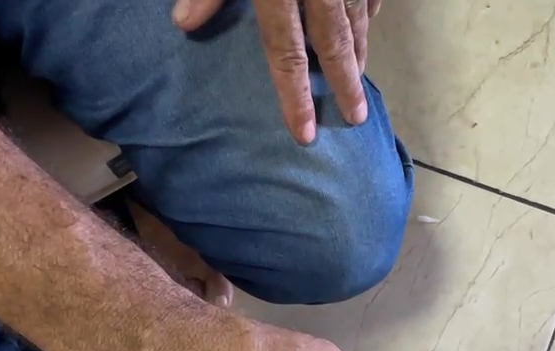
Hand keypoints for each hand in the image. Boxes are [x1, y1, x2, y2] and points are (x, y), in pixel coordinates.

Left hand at [173, 0, 378, 144]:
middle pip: (334, 41)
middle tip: (358, 117)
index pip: (286, 52)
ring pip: (357, 13)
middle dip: (345, 82)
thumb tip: (184, 22)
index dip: (295, 97)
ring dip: (360, 49)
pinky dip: (369, 4)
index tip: (306, 134)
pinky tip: (370, 21)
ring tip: (361, 78)